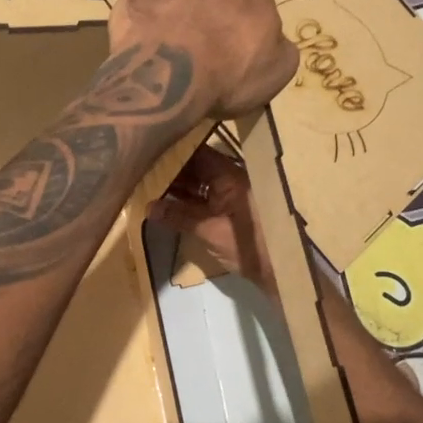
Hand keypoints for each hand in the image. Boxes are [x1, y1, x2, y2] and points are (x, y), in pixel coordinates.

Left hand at [110, 0, 295, 120]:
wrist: (169, 74)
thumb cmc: (228, 78)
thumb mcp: (276, 74)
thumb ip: (279, 49)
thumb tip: (274, 40)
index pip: (255, 8)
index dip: (242, 31)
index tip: (231, 54)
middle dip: (209, 15)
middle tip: (196, 49)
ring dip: (178, 9)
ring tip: (165, 43)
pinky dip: (147, 9)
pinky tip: (142, 34)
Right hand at [146, 145, 275, 295]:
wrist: (280, 270)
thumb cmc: (248, 245)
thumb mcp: (209, 231)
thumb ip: (179, 217)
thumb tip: (149, 207)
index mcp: (230, 175)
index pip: (197, 153)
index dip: (173, 152)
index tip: (148, 154)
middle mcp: (230, 179)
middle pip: (196, 167)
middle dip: (171, 171)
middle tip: (142, 172)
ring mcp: (230, 196)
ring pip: (198, 184)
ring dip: (176, 188)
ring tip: (148, 188)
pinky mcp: (229, 212)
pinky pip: (204, 199)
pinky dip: (186, 202)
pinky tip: (165, 205)